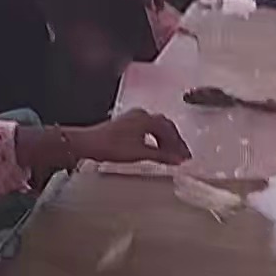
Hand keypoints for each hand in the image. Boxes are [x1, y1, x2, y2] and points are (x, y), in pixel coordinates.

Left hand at [65, 110, 191, 166]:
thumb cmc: (111, 146)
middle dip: (175, 141)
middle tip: (182, 155)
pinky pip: (148, 128)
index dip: (180, 145)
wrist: (88, 144)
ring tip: (171, 154)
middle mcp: (141, 114)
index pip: (170, 130)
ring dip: (166, 140)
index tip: (186, 156)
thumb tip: (178, 160)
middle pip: (165, 126)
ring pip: (156, 127)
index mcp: (147, 118)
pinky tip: (156, 148)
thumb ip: (162, 156)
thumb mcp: (140, 153)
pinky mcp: (127, 124)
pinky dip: (156, 138)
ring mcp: (133, 117)